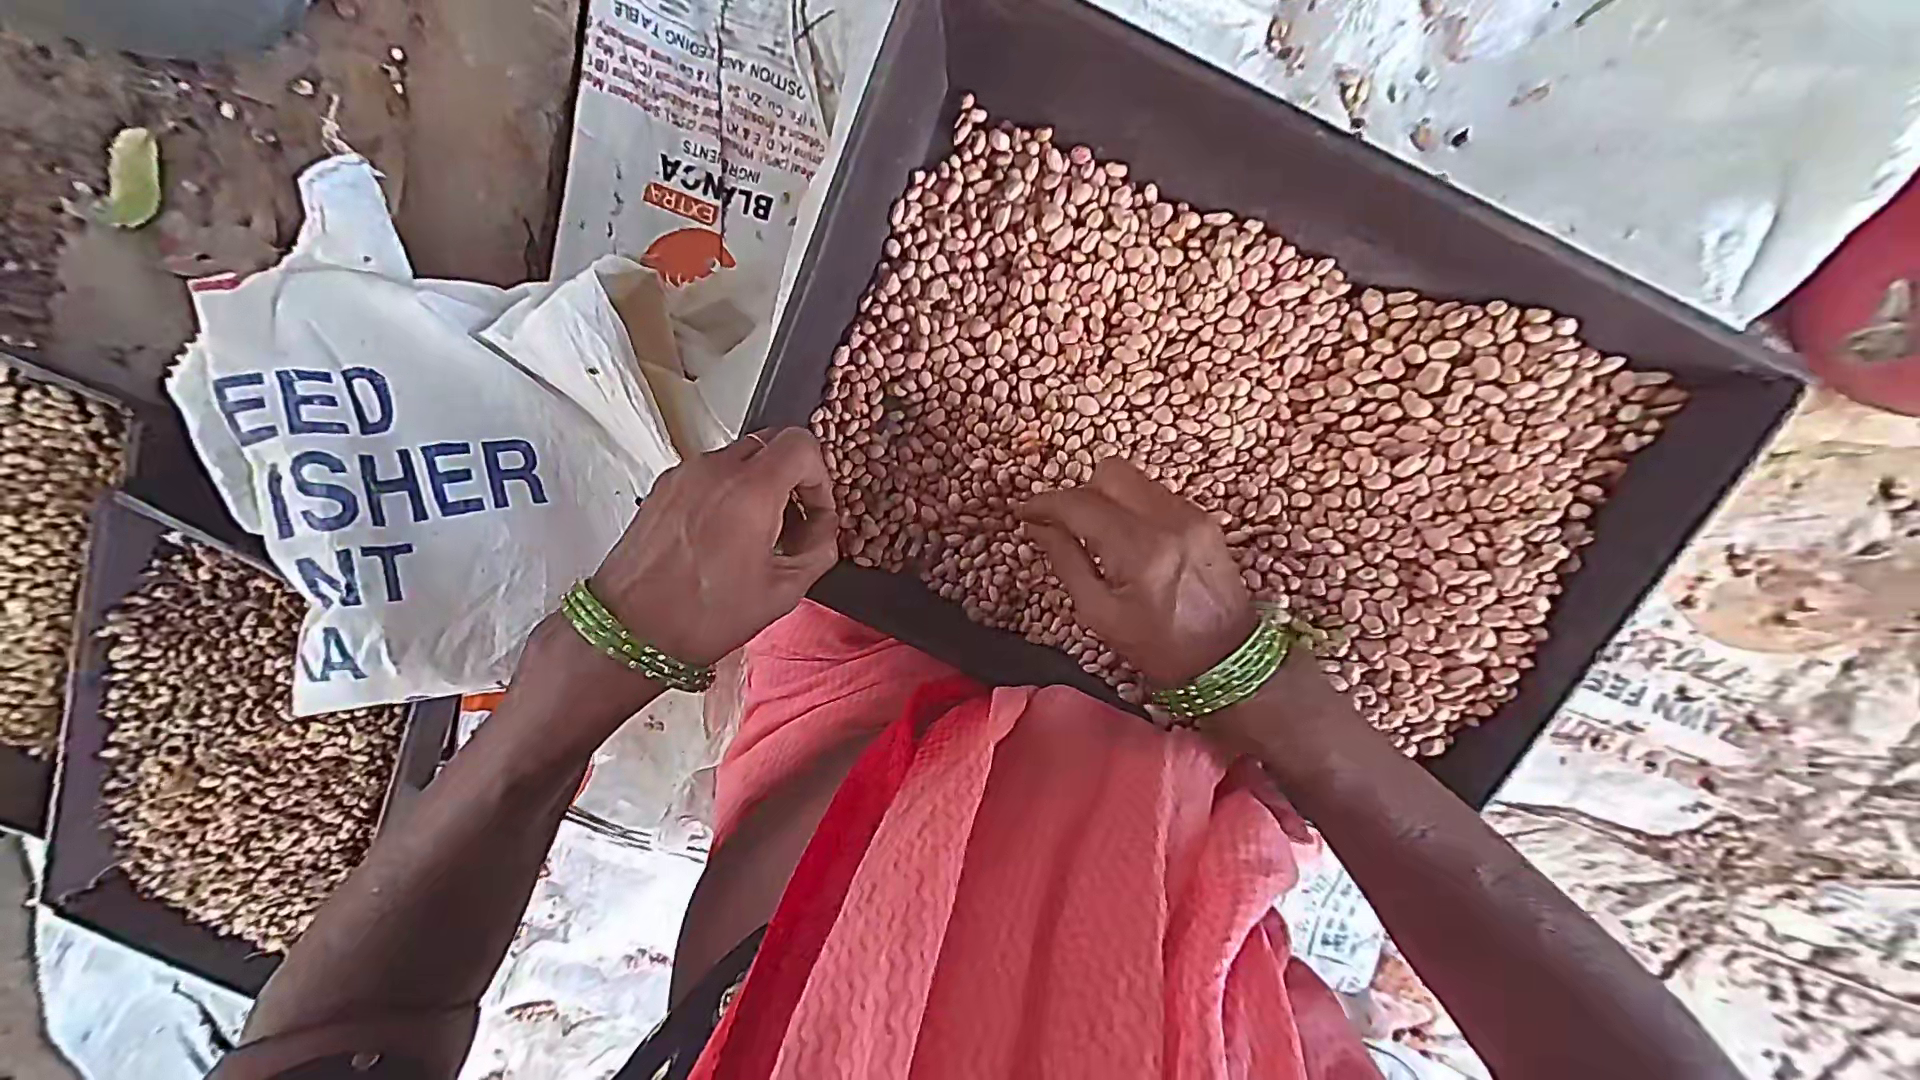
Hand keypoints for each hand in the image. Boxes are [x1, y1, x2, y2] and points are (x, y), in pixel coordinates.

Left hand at [589, 427, 838, 666]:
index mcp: (750, 491)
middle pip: (773, 442)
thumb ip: (819, 547)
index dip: (820, 476)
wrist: (632, 632)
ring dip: (763, 483)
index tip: (816, 509)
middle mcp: (715, 470)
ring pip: (742, 456)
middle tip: (796, 517)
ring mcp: (685, 474)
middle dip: (794, 476)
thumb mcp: (784, 590)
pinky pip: (712, 472)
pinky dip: (731, 490)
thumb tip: (824, 528)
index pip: (802, 444)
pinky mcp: (665, 486)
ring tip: (761, 531)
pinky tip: (729, 534)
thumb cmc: (704, 615)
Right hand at [1018, 457, 1257, 686]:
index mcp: (1139, 550)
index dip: (1045, 503)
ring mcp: (1191, 514)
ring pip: (1132, 478)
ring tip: (1097, 534)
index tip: (1026, 511)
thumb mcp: (1099, 612)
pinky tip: (1128, 540)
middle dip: (1080, 492)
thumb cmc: (1158, 645)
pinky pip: (1153, 493)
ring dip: (1106, 497)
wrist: (1228, 658)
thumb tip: (1038, 527)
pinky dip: (1131, 507)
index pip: (1080, 504)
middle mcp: (1168, 520)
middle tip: (1066, 523)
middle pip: (1109, 472)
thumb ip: (1066, 560)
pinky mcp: (1203, 517)